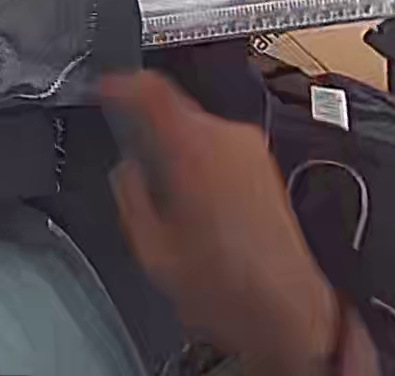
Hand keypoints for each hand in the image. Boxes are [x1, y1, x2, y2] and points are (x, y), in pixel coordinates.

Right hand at [104, 72, 369, 375]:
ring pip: (194, 123)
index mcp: (192, 149)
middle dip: (148, 125)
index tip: (105, 86)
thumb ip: (129, 194)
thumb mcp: (152, 249)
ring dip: (175, 143)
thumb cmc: (226, 286)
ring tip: (172, 190)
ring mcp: (247, 145)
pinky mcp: (261, 157)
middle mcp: (223, 137)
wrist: (289, 311)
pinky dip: (198, 154)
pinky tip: (198, 196)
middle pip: (171, 105)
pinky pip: (216, 139)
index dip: (122, 82)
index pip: (152, 88)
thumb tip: (126, 168)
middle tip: (137, 156)